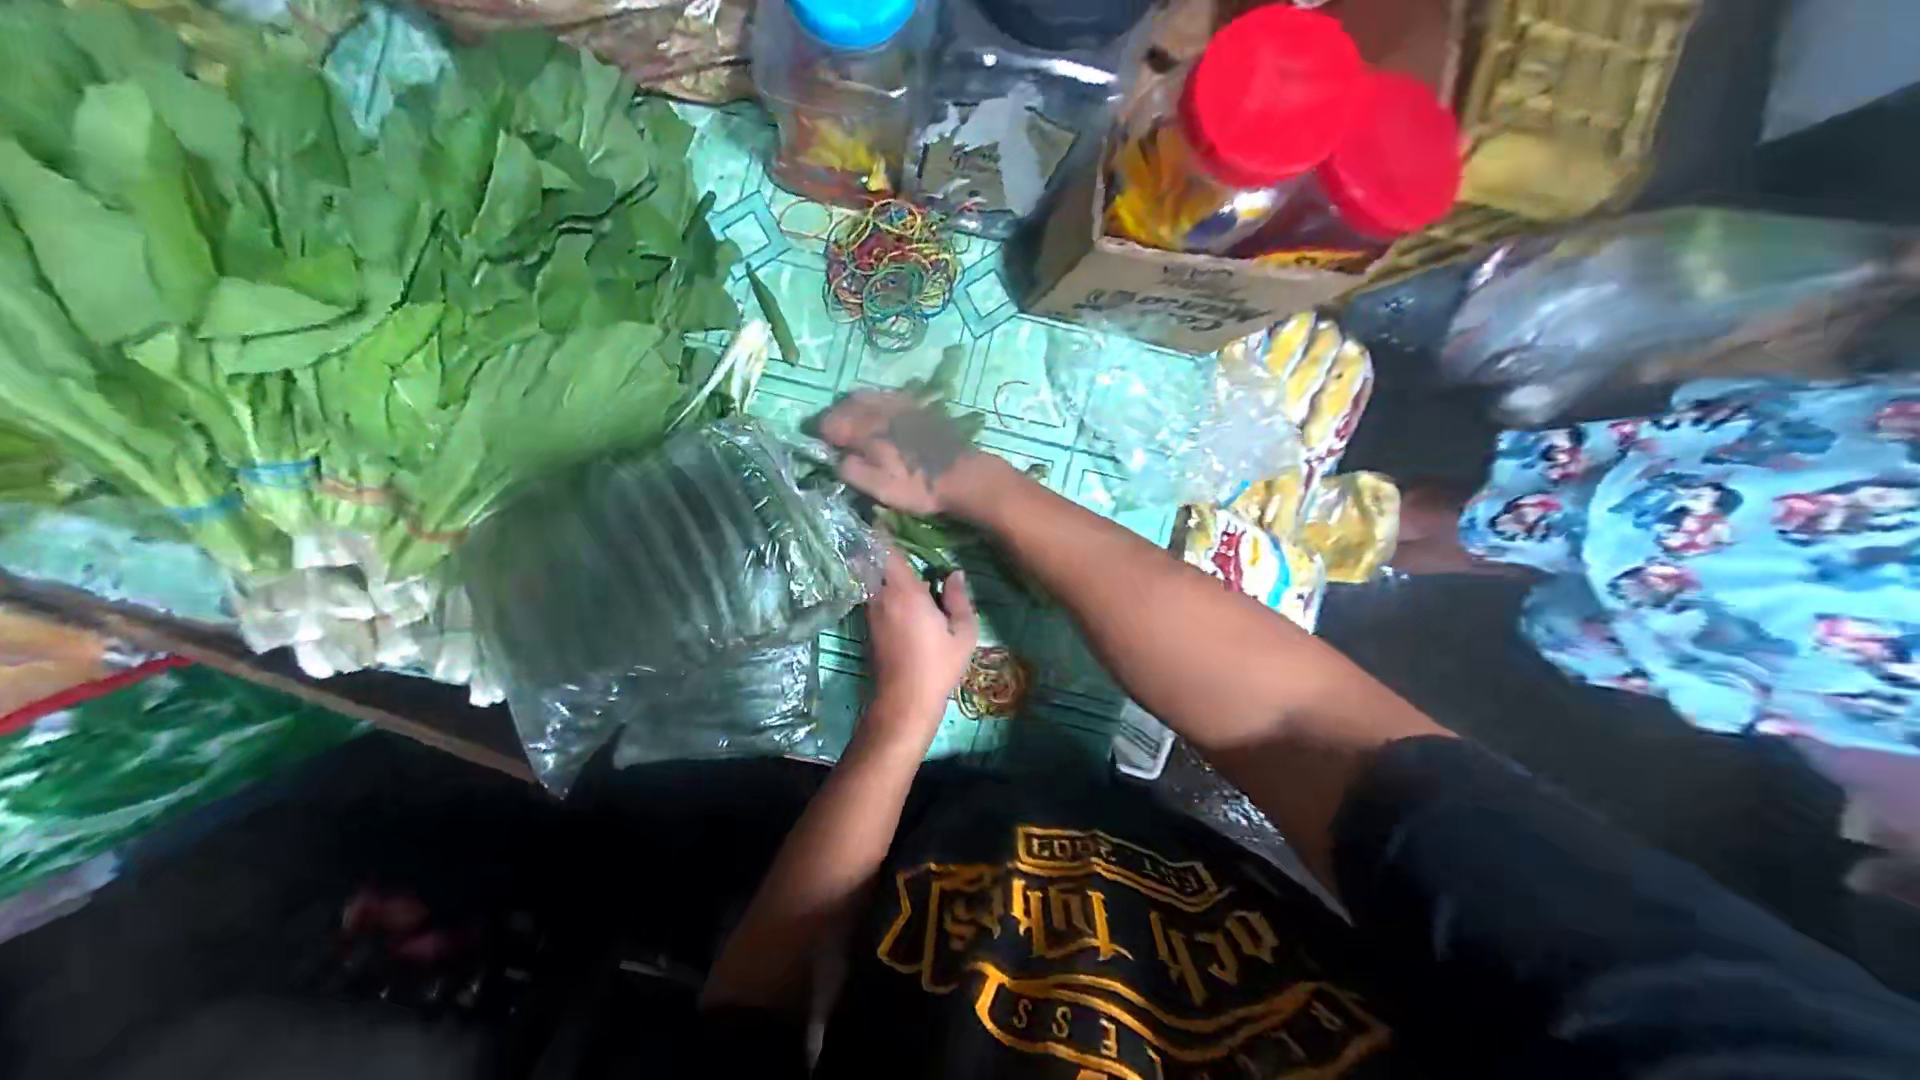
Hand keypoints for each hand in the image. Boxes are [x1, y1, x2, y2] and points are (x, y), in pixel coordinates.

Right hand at [818, 391, 1003, 516]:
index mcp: (865, 430)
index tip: (822, 447)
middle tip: (835, 435)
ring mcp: (900, 403)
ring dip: (854, 407)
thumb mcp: (879, 489)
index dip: (820, 435)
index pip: (829, 423)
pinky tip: (882, 417)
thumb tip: (836, 458)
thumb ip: (851, 470)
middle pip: (846, 403)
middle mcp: (879, 410)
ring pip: (867, 395)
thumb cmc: (919, 486)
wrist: (963, 475)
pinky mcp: (919, 405)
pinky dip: (877, 403)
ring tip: (855, 425)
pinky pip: (889, 395)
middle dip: (835, 416)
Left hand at [862, 547, 977, 745]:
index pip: (885, 550)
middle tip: (885, 530)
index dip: (882, 530)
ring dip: (874, 565)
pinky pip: (869, 594)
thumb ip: (959, 598)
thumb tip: (954, 573)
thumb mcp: (963, 633)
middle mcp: (881, 596)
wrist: (904, 701)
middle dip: (873, 544)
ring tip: (892, 556)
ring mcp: (870, 612)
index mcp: (905, 592)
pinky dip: (875, 584)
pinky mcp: (867, 626)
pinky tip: (893, 588)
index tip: (884, 514)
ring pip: (867, 577)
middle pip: (869, 560)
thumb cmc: (938, 666)